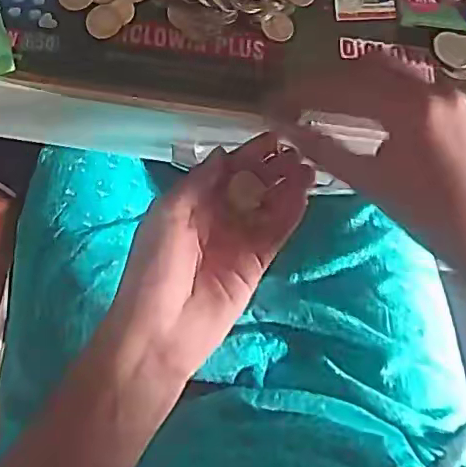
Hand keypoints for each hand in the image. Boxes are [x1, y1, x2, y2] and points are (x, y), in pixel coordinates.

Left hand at [101, 133, 315, 384]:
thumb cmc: (156, 266)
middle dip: (272, 167)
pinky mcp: (255, 264)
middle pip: (250, 185)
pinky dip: (290, 215)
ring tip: (309, 169)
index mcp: (191, 201)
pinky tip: (304, 196)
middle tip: (298, 151)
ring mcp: (237, 240)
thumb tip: (225, 155)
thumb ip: (199, 183)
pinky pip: (275, 233)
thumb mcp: (169, 213)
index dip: (248, 154)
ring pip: (267, 206)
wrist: (161, 329)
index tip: (274, 138)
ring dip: (287, 187)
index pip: (225, 170)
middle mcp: (216, 216)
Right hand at [266, 50, 465, 322]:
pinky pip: (404, 78)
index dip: (300, 94)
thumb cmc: (435, 219)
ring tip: (317, 99)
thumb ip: (324, 150)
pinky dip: (374, 84)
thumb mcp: (373, 183)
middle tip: (290, 100)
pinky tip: (357, 103)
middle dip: (320, 82)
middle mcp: (430, 87)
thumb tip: (283, 127)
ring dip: (347, 79)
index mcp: (410, 106)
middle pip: (360, 69)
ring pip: (384, 68)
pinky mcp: (452, 102)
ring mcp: (445, 92)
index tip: (271, 104)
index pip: (340, 87)